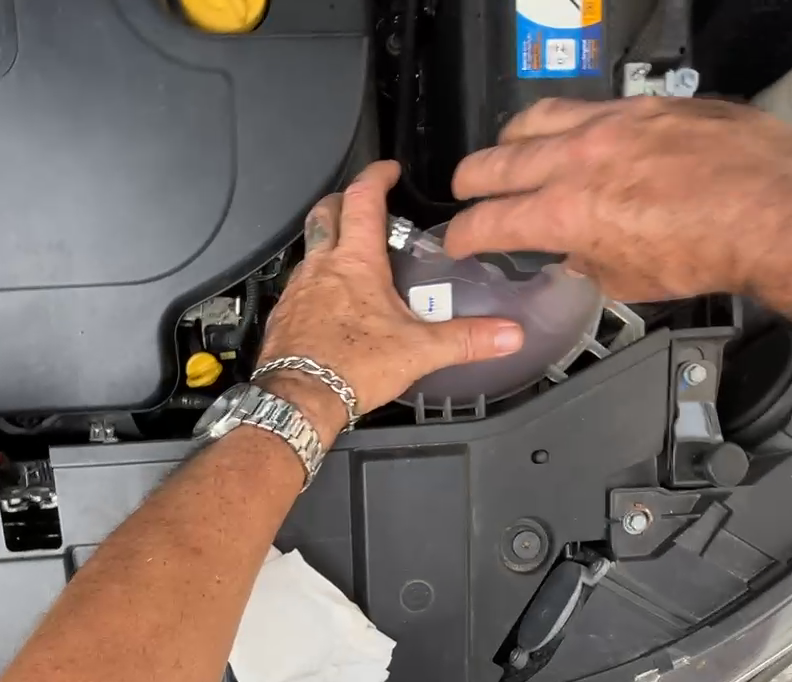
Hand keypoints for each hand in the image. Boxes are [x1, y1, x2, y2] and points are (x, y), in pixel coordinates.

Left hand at [257, 160, 524, 437]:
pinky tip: (329, 306)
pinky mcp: (284, 317)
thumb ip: (466, 339)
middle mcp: (320, 268)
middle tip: (361, 204)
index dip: (376, 177)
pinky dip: (315, 285)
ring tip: (351, 260)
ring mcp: (296, 291)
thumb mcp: (419, 351)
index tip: (388, 171)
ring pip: (309, 252)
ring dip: (328, 246)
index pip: (363, 198)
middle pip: (325, 214)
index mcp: (355, 262)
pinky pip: (298, 289)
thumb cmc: (353, 367)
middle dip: (342, 201)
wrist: (302, 399)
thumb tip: (508, 334)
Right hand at [442, 97, 791, 301]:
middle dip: (469, 184)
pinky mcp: (646, 105)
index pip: (485, 221)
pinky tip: (572, 137)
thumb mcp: (625, 280)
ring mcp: (612, 123)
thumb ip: (584, 261)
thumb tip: (573, 254)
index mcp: (565, 213)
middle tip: (467, 195)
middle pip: (493, 162)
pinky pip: (585, 106)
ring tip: (508, 154)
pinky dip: (564, 126)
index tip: (457, 242)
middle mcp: (578, 160)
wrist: (778, 208)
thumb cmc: (708, 251)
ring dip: (508, 142)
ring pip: (532, 119)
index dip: (461, 236)